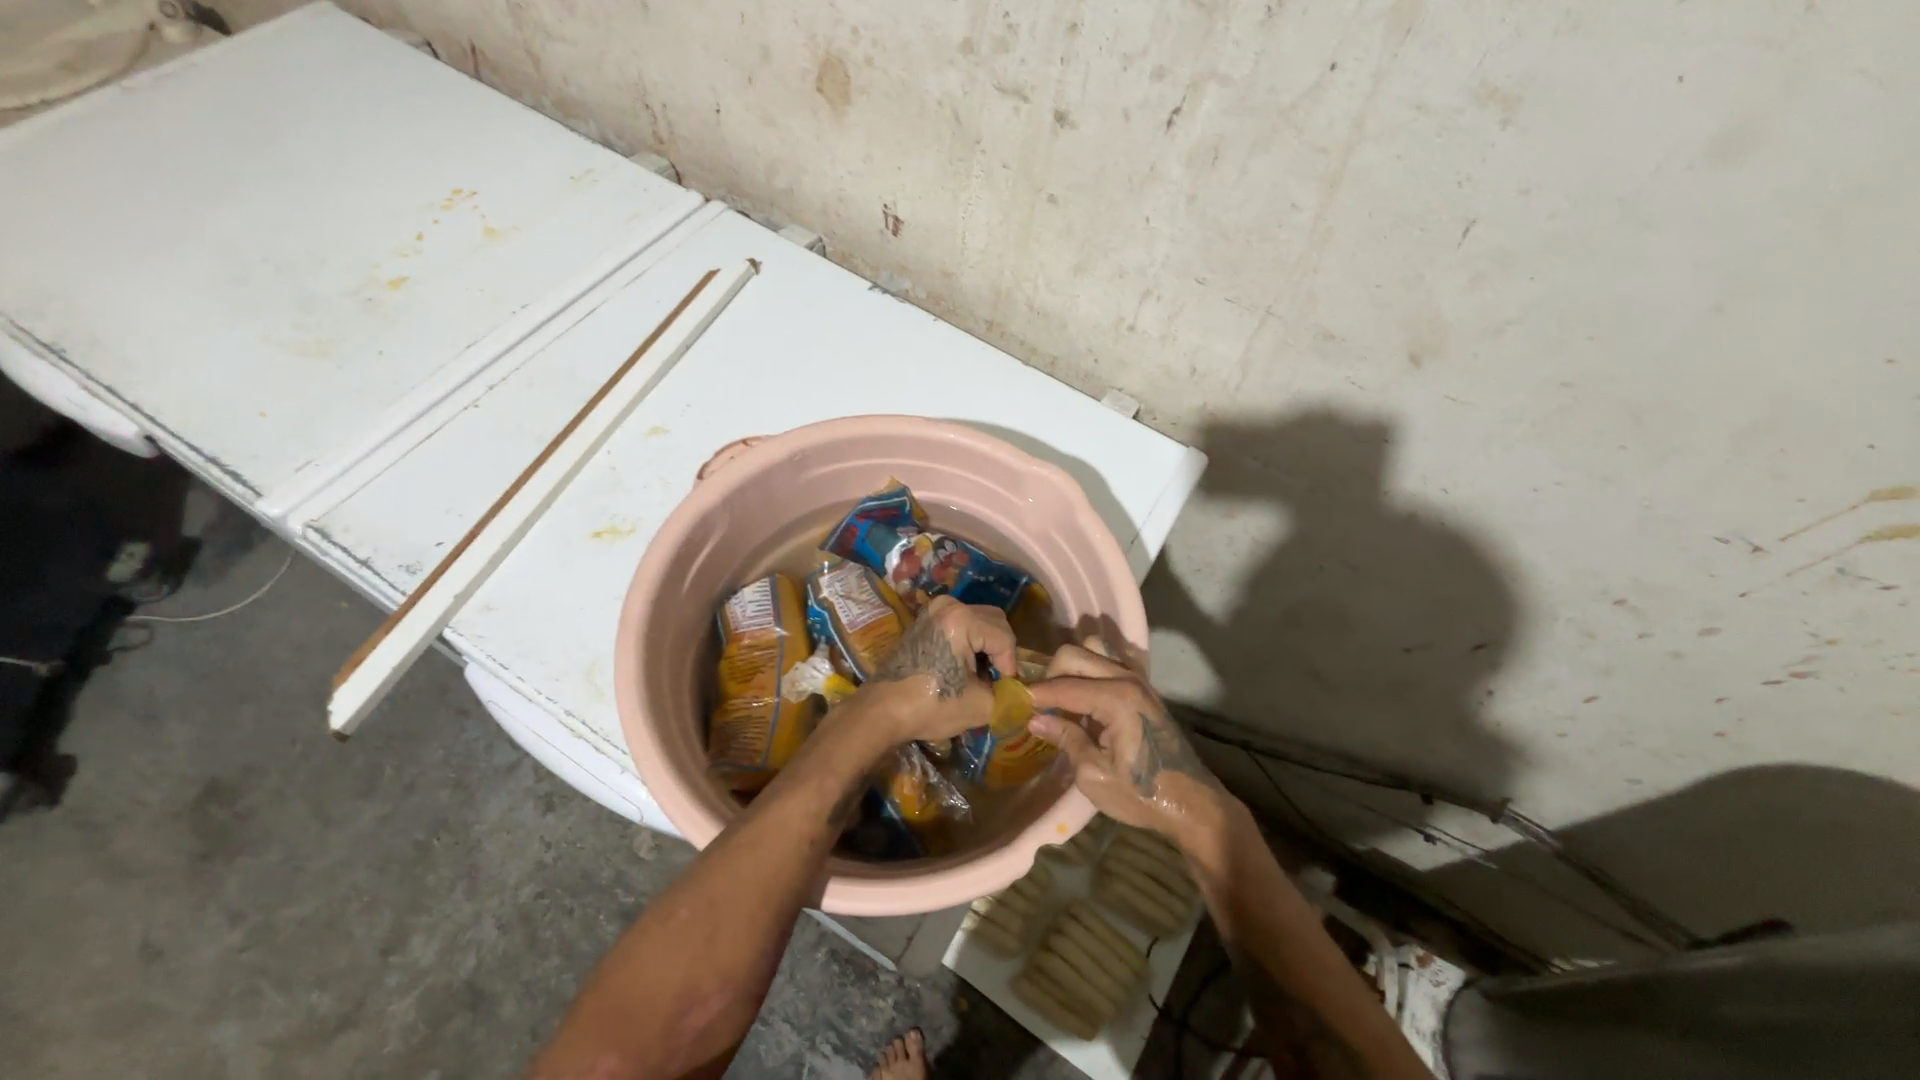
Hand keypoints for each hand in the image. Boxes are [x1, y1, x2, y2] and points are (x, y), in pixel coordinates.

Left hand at [857, 596, 1015, 745]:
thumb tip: (1021, 692)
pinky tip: (963, 669)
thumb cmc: (931, 706)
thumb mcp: (981, 706)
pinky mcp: (924, 621)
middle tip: (996, 680)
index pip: (1006, 638)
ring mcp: (933, 611)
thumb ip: (1009, 696)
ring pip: (979, 621)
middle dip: (1000, 652)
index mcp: (962, 620)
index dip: (1010, 667)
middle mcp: (949, 606)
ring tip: (980, 677)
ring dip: (986, 647)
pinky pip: (960, 625)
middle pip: (995, 622)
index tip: (1004, 690)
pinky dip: (969, 643)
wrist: (881, 711)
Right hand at [1027, 640, 1235, 847]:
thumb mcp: (1094, 775)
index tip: (1012, 703)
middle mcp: (1127, 679)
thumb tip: (1035, 720)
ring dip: (1071, 670)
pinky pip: (1107, 664)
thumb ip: (1066, 740)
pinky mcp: (1142, 688)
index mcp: (1116, 699)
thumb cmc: (1142, 795)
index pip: (1062, 687)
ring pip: (1091, 652)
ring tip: (1061, 703)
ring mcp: (1138, 680)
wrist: (1191, 803)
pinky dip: (1088, 674)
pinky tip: (1082, 705)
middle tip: (1038, 708)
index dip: (1035, 695)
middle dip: (1050, 676)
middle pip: (1074, 655)